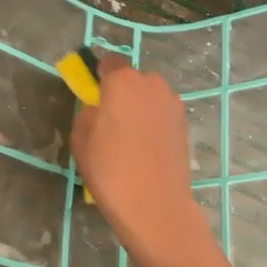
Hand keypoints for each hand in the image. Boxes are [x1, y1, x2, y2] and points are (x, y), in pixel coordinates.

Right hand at [71, 55, 206, 253]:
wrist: (154, 203)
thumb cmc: (110, 170)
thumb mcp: (81, 140)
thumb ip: (88, 113)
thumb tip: (99, 108)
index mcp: (123, 81)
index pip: (110, 63)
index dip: (100, 74)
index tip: (94, 91)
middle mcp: (152, 84)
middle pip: (133, 79)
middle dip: (122, 92)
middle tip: (111, 119)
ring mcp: (173, 103)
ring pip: (150, 96)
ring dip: (140, 107)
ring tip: (130, 137)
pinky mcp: (185, 124)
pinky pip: (162, 113)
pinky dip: (154, 122)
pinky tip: (146, 147)